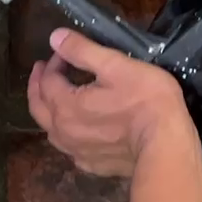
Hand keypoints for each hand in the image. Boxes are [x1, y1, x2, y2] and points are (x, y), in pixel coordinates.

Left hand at [28, 30, 191, 176]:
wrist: (164, 144)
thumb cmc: (144, 99)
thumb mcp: (116, 65)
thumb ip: (83, 51)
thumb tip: (54, 37)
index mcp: (66, 105)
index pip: (48, 80)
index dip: (54, 62)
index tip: (63, 52)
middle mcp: (63, 131)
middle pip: (39, 108)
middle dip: (38, 86)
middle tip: (42, 70)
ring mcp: (77, 152)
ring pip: (52, 130)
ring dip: (50, 111)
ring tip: (57, 99)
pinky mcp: (92, 164)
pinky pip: (71, 147)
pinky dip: (69, 133)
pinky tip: (81, 130)